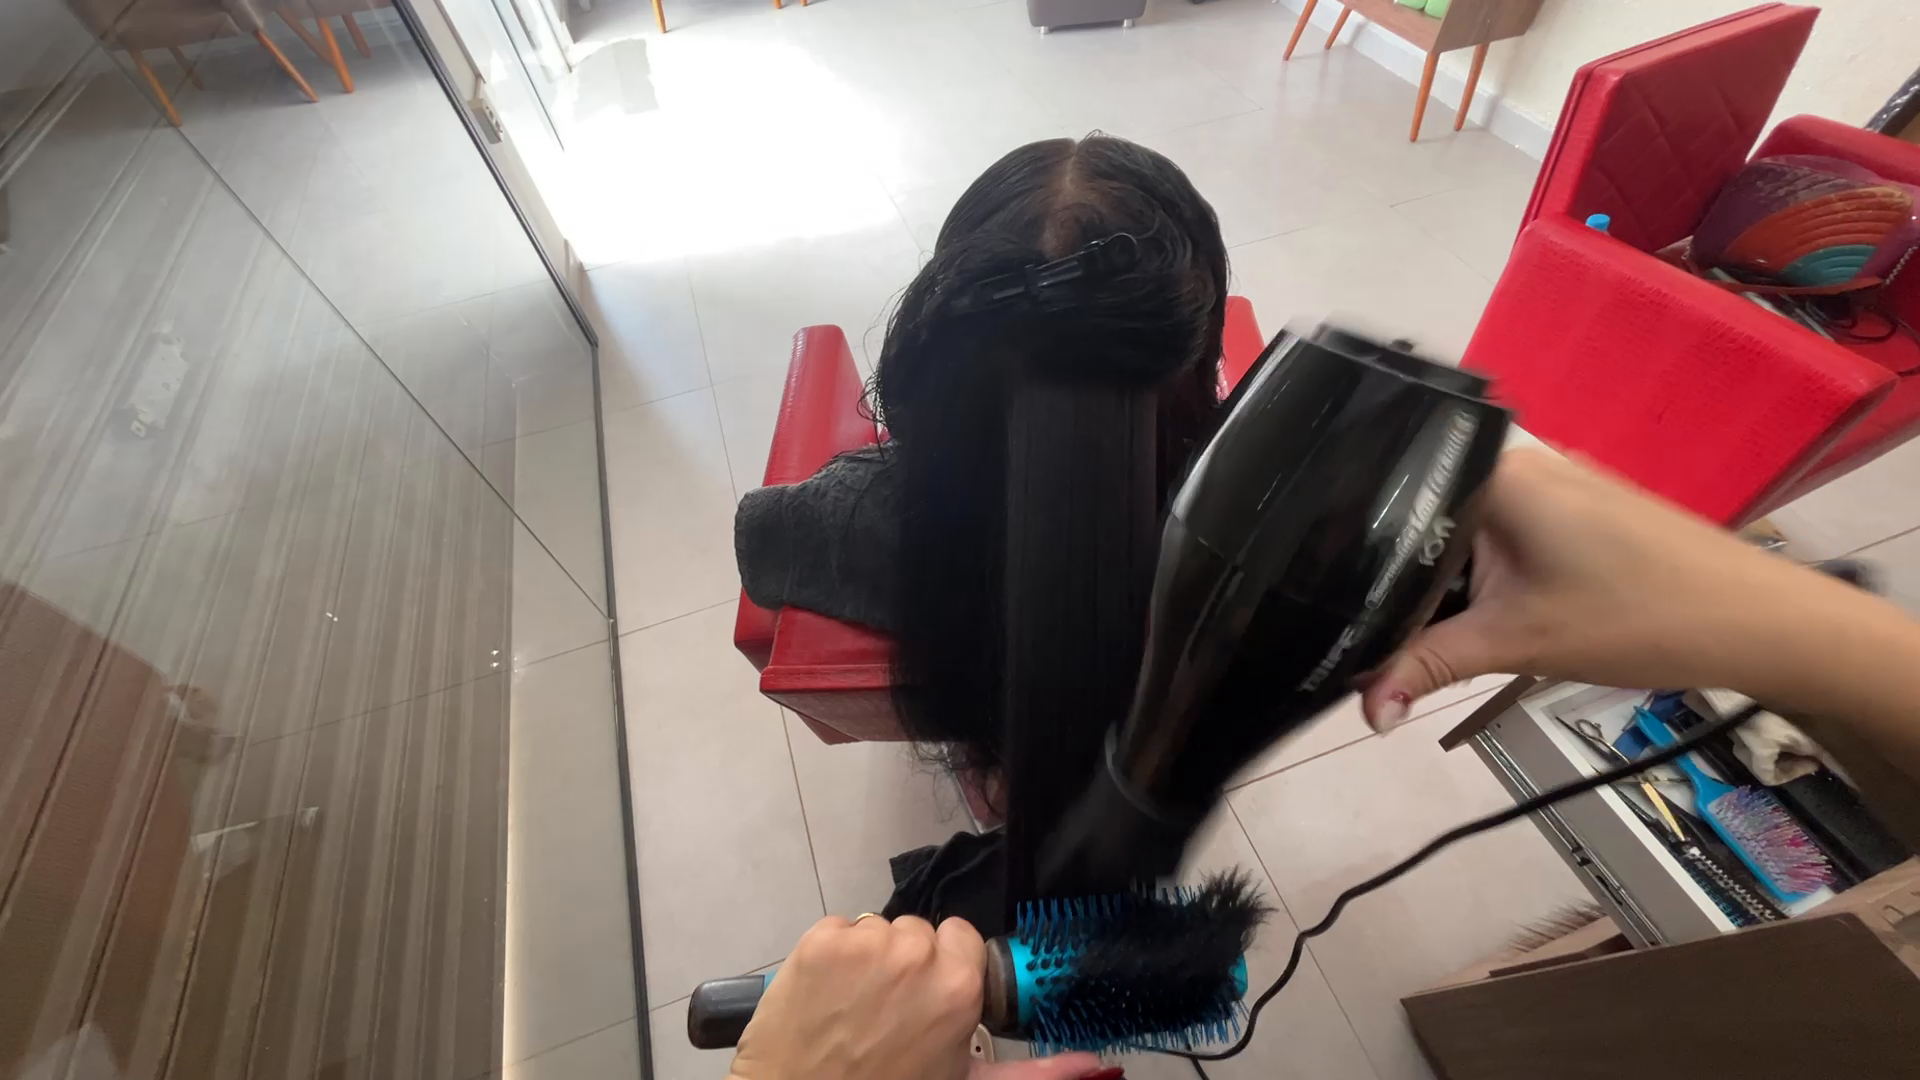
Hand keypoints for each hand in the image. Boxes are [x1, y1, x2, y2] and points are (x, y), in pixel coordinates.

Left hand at [728, 914, 1111, 1079]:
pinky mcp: (819, 939)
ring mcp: (864, 942)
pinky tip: (826, 995)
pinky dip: (833, 955)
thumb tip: (1101, 1066)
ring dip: (870, 960)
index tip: (929, 1001)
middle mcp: (915, 951)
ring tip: (854, 1009)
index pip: (961, 940)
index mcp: (958, 984)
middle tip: (888, 1015)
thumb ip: (1035, 1073)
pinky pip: (841, 926)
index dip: (944, 971)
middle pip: (920, 933)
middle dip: (908, 964)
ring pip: (880, 929)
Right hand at [1357, 448, 1815, 730]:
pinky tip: (1463, 602)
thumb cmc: (1640, 619)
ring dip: (1435, 574)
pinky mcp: (1567, 504)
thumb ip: (1426, 668)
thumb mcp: (1515, 643)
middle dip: (1393, 574)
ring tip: (1397, 613)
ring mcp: (1545, 481)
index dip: (1353, 556)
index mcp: (1491, 474)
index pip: (1391, 506)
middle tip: (1355, 617)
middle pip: (1420, 518)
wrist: (1775, 627)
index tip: (1328, 597)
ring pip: (1455, 528)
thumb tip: (1366, 714)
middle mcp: (1512, 462)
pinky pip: (1489, 530)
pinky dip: (1471, 568)